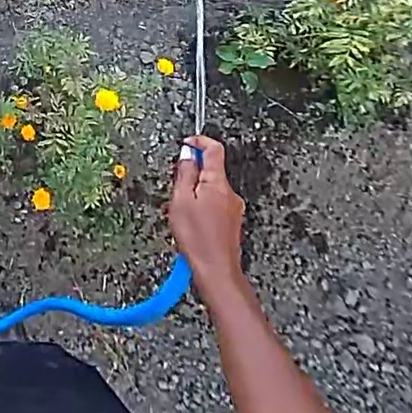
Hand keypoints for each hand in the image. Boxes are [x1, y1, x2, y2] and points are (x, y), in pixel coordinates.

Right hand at [169, 135, 246, 296]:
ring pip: (212, 187)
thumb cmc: (197, 239)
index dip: (199, 141)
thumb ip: (184, 174)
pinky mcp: (231, 220)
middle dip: (193, 172)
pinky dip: (203, 204)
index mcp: (218, 183)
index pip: (214, 148)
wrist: (216, 271)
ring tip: (184, 211)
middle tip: (178, 187)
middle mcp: (229, 192)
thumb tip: (187, 155)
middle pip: (212, 168)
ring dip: (197, 190)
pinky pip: (215, 202)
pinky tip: (193, 222)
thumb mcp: (181, 201)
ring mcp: (233, 207)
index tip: (187, 143)